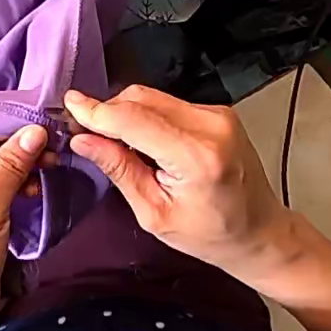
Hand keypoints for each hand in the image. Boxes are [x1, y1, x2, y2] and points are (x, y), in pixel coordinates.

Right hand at [64, 86, 300, 281]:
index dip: (95, 111)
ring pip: (150, 96)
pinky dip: (143, 116)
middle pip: (139, 99)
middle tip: (83, 131)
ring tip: (111, 140)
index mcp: (197, 156)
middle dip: (106, 112)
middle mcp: (211, 126)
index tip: (69, 105)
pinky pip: (165, 103)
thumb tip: (83, 140)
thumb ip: (118, 169)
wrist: (261, 233)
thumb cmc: (212, 234)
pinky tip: (139, 141)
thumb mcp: (154, 213)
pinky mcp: (216, 111)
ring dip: (123, 113)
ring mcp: (217, 114)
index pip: (132, 119)